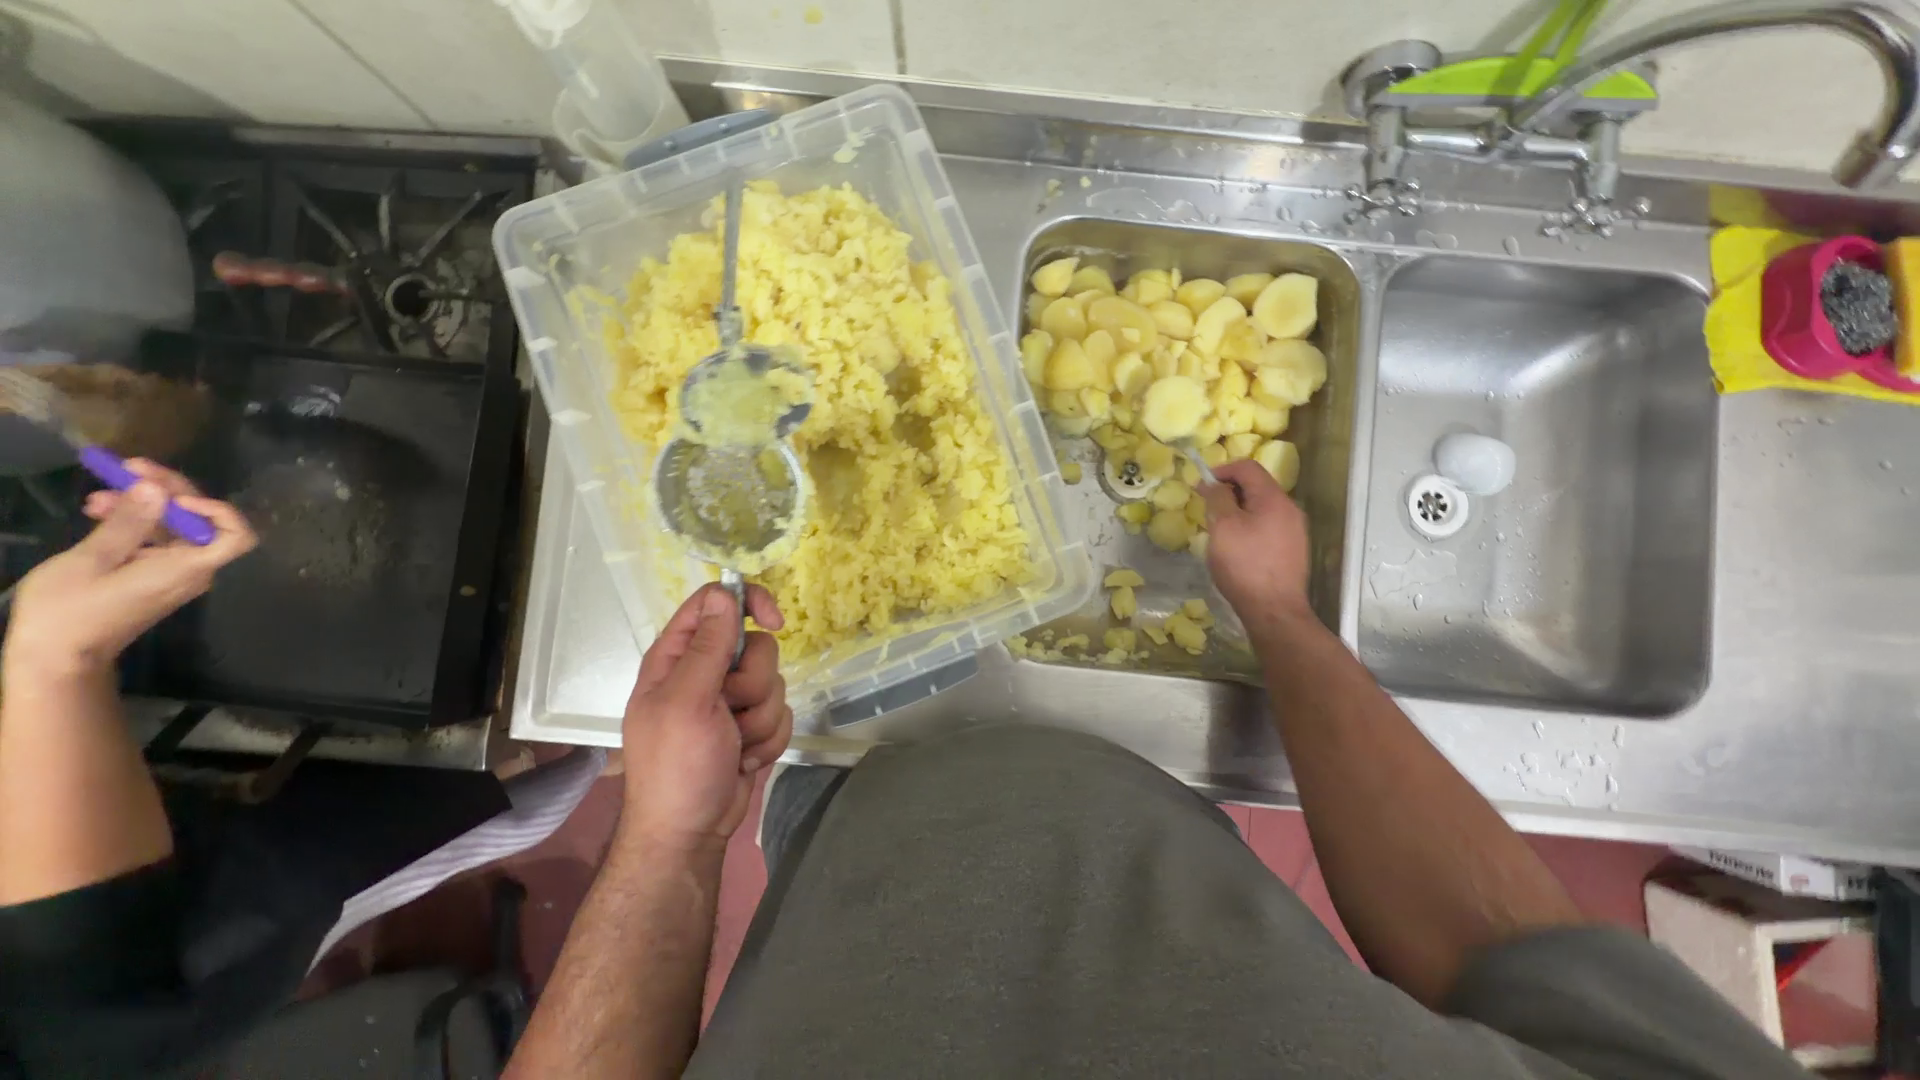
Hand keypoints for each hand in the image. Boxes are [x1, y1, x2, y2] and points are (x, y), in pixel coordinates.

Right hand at [4, 460, 255, 679]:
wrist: (57, 659)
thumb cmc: (70, 611)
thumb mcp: (92, 559)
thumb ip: (129, 523)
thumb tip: (157, 489)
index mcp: (188, 567)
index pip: (237, 535)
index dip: (216, 508)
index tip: (173, 494)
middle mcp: (193, 570)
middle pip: (201, 523)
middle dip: (167, 493)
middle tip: (126, 469)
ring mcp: (175, 575)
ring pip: (174, 530)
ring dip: (142, 506)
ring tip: (97, 495)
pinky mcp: (155, 578)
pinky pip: (157, 544)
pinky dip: (135, 526)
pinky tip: (98, 512)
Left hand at [620, 583, 790, 853]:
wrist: (690, 832)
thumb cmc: (676, 766)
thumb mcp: (686, 701)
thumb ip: (708, 647)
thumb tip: (725, 594)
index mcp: (676, 657)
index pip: (715, 603)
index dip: (748, 603)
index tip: (774, 622)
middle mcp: (704, 672)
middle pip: (756, 646)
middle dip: (753, 684)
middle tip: (728, 711)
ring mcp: (730, 701)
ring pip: (773, 683)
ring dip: (760, 720)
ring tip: (733, 745)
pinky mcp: (751, 726)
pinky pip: (781, 715)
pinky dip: (768, 740)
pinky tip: (744, 760)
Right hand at [1201, 459, 1311, 627]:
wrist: (1274, 610)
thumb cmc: (1244, 565)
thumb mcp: (1223, 528)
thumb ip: (1218, 499)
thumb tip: (1214, 484)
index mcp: (1274, 499)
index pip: (1248, 467)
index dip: (1221, 470)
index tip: (1200, 486)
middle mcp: (1290, 509)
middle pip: (1257, 486)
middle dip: (1229, 491)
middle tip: (1207, 508)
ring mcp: (1295, 531)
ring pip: (1262, 508)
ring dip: (1238, 510)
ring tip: (1219, 529)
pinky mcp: (1293, 550)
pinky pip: (1268, 526)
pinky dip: (1249, 526)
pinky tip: (1236, 547)